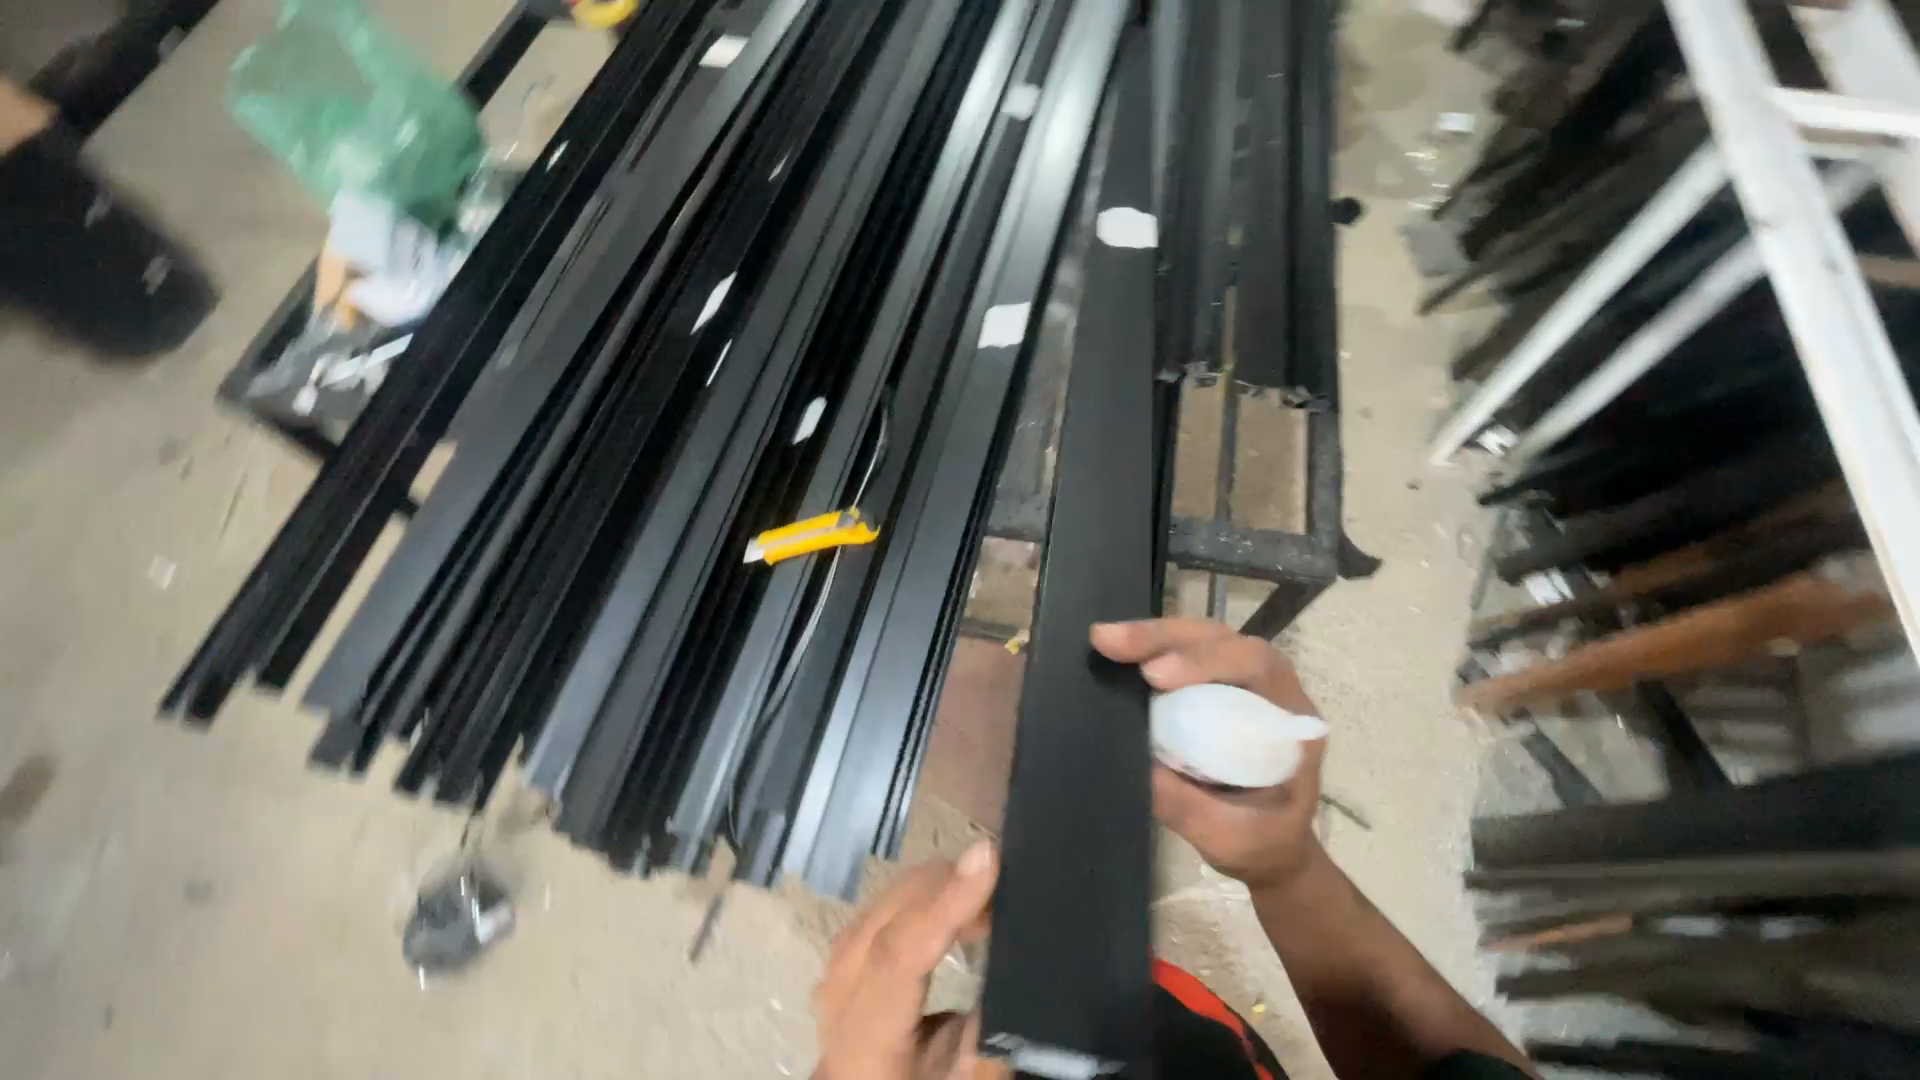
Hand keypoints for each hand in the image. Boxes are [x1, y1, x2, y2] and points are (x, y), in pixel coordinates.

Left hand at [813, 841, 1005, 1079]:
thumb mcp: (962, 1077)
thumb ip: (986, 1031)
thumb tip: (1014, 959)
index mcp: (865, 1038)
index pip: (899, 953)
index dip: (946, 902)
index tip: (988, 857)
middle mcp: (839, 990)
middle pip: (895, 910)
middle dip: (955, 884)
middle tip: (1010, 887)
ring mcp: (836, 961)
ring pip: (893, 893)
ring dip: (944, 885)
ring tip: (990, 902)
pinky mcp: (846, 943)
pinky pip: (889, 898)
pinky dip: (930, 891)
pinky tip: (961, 904)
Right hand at [1091, 617, 1326, 891]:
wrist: (1270, 850)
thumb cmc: (1260, 842)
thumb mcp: (1228, 837)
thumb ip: (1187, 805)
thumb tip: (1135, 763)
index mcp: (1291, 719)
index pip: (1256, 666)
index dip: (1206, 660)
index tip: (1156, 675)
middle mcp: (1269, 688)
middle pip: (1221, 639)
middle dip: (1165, 637)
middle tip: (1109, 641)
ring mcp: (1239, 682)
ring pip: (1200, 638)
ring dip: (1153, 636)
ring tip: (1105, 640)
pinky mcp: (1211, 685)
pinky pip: (1184, 653)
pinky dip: (1149, 649)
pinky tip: (1118, 652)